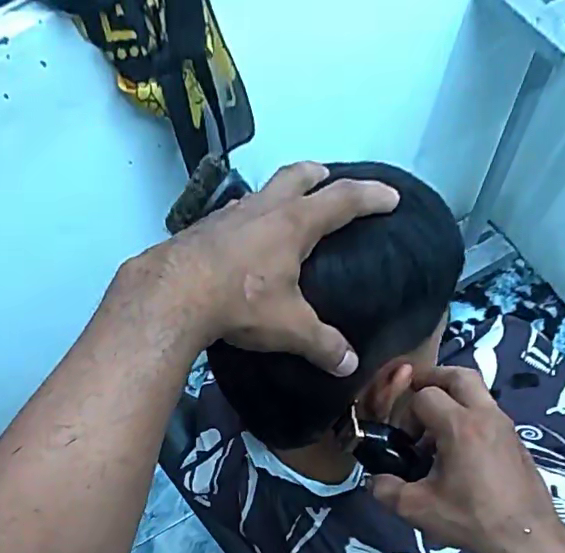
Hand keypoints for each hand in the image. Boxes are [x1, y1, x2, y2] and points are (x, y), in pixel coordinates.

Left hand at [153, 162, 398, 374]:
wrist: (173, 294)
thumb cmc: (241, 302)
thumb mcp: (290, 328)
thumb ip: (322, 345)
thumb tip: (349, 365)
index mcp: (293, 224)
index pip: (342, 200)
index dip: (370, 197)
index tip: (391, 197)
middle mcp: (263, 209)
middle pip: (298, 176)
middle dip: (319, 175)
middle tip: (330, 179)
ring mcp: (229, 215)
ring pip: (262, 192)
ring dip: (279, 193)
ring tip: (286, 209)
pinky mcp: (202, 230)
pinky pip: (234, 215)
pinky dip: (248, 219)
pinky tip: (243, 239)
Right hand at [369, 366, 564, 552]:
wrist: (525, 536)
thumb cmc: (471, 518)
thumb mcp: (418, 508)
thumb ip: (388, 490)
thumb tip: (374, 481)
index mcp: (460, 425)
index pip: (424, 395)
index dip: (406, 414)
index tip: (404, 442)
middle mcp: (486, 415)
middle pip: (458, 375)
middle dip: (433, 379)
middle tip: (415, 398)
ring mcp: (506, 425)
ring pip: (478, 391)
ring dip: (453, 399)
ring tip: (435, 429)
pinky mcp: (516, 440)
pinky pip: (489, 413)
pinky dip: (470, 417)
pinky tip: (459, 451)